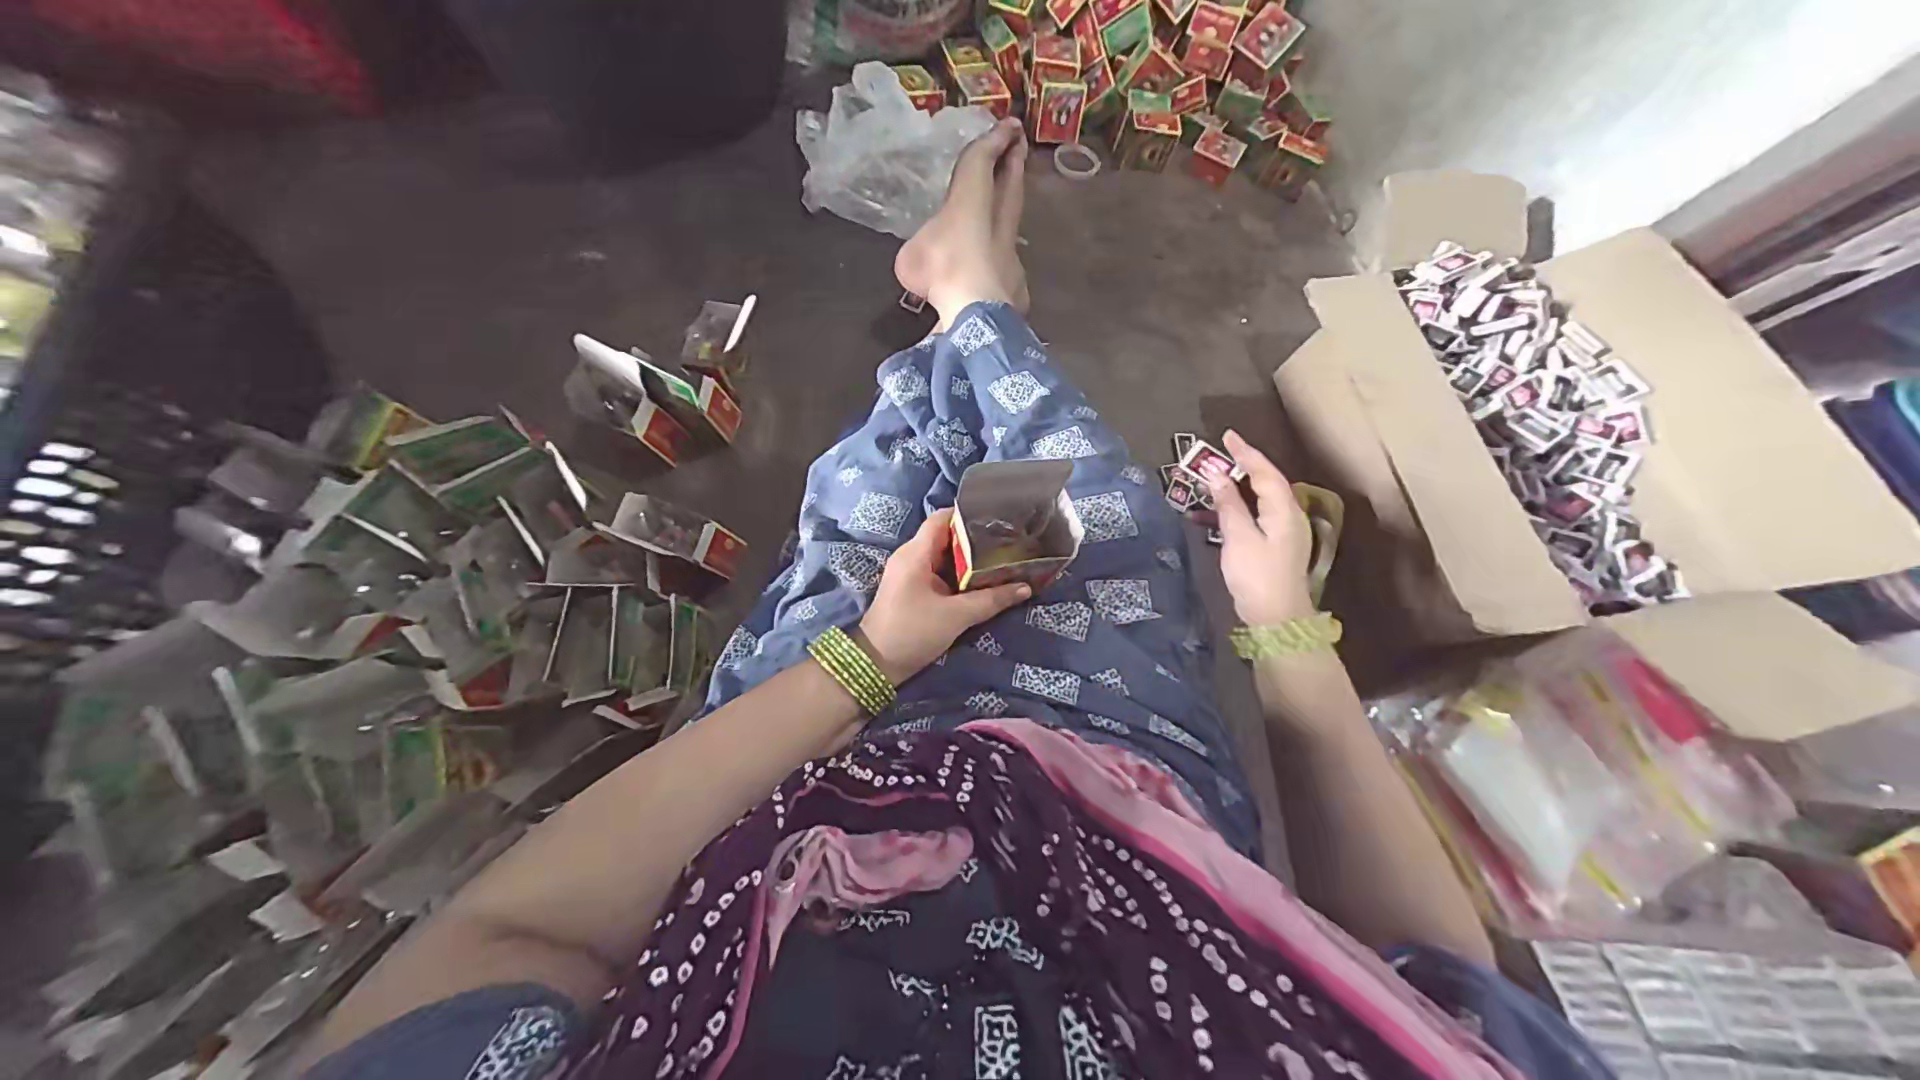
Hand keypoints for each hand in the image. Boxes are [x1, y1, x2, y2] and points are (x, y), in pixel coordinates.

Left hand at [859, 508, 1031, 681]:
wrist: (876, 664)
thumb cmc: (913, 633)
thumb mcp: (956, 616)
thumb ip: (992, 600)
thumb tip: (1026, 587)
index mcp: (915, 553)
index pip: (942, 518)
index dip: (968, 516)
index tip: (997, 521)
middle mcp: (910, 556)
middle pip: (945, 536)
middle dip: (974, 539)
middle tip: (1006, 542)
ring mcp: (909, 573)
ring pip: (943, 555)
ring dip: (968, 559)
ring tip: (1000, 559)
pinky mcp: (911, 589)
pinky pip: (938, 572)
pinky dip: (958, 573)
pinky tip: (980, 580)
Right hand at [893, 118, 1029, 328]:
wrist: (974, 311)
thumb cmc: (940, 272)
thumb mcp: (913, 260)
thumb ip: (923, 255)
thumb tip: (928, 273)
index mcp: (969, 204)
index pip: (982, 165)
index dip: (993, 143)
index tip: (1008, 127)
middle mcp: (997, 227)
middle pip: (1010, 189)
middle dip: (1014, 165)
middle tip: (1019, 148)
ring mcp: (1011, 259)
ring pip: (1012, 229)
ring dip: (1008, 216)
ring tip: (1002, 213)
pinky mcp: (1017, 289)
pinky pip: (1008, 270)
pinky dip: (1001, 267)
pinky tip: (993, 277)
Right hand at [1207, 430, 1315, 625]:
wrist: (1277, 619)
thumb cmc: (1257, 576)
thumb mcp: (1238, 537)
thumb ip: (1228, 504)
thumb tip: (1217, 474)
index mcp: (1283, 509)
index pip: (1264, 471)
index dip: (1245, 452)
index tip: (1227, 435)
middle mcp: (1286, 515)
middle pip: (1263, 483)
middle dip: (1239, 468)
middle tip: (1215, 456)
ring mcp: (1280, 532)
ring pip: (1255, 500)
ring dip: (1231, 491)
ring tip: (1206, 484)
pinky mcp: (1271, 546)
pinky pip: (1251, 518)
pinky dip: (1231, 512)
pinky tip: (1208, 518)